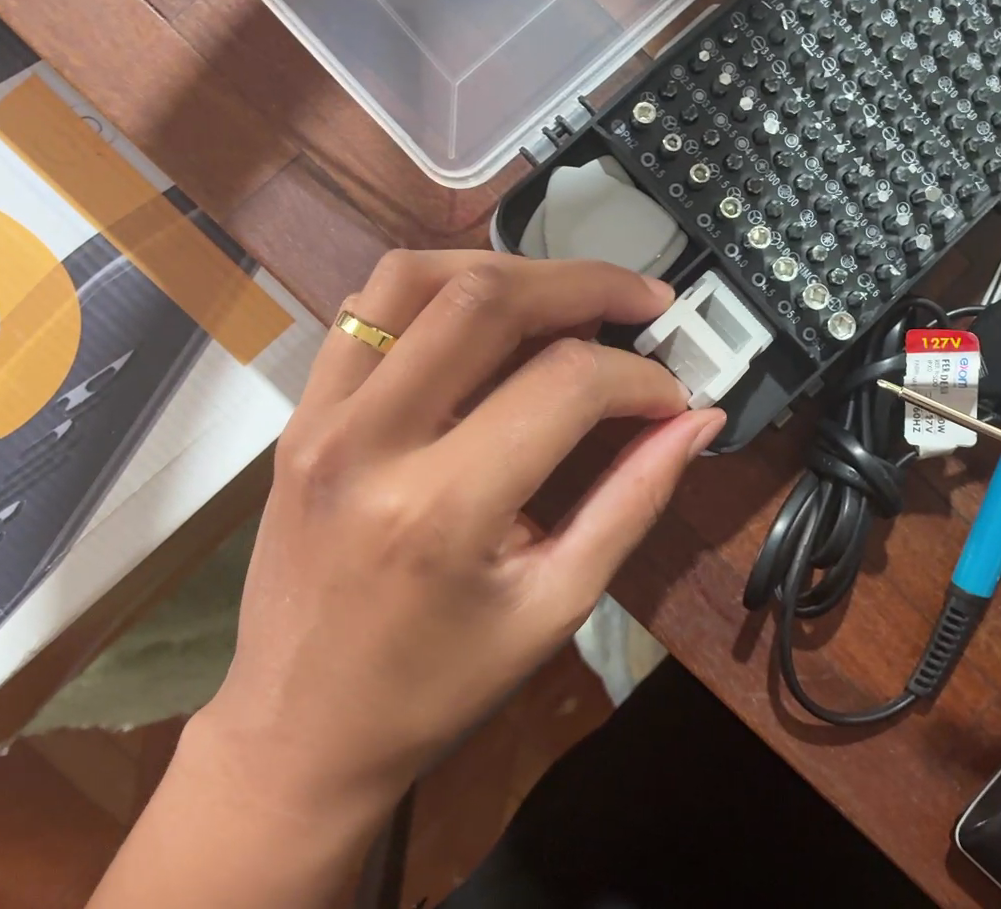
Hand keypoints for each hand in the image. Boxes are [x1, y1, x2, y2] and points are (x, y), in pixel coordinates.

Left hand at [193, 251, 722, 817]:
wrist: (299, 732)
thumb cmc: (441, 685)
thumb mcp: (559, 603)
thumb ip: (635, 498)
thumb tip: (701, 422)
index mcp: (441, 508)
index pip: (567, 385)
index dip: (642, 380)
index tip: (677, 400)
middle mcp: (368, 442)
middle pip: (489, 300)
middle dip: (589, 285)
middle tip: (650, 301)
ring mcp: (319, 419)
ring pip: (417, 278)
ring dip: (512, 268)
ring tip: (575, 295)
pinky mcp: (302, 415)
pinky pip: (371, 309)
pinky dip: (445, 287)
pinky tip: (496, 314)